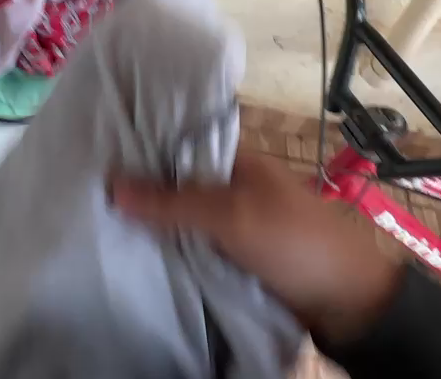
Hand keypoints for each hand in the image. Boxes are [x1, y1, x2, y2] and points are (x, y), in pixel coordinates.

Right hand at [111, 152, 403, 344]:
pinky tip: (135, 243)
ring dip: (155, 216)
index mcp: (235, 157)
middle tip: (91, 182)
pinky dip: (170, 242)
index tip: (100, 144)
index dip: (143, 140)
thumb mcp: (230, 216)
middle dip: (143, 182)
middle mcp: (231, 181)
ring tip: (100, 210)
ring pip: (183, 212)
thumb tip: (110, 184)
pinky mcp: (234, 251)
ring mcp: (233, 218)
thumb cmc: (292, 240)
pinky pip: (193, 240)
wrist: (349, 303)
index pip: (179, 138)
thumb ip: (172, 201)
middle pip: (177, 177)